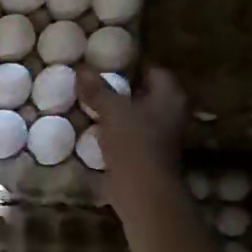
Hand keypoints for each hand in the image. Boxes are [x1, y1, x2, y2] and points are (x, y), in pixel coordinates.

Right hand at [77, 65, 188, 204]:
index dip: (131, 63)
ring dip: (115, 109)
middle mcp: (170, 111)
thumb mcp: (113, 111)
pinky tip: (93, 125)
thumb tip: (81, 69)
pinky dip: (114, 128)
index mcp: (170, 95)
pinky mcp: (146, 153)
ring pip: (135, 113)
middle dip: (120, 86)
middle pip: (144, 91)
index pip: (153, 69)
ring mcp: (159, 134)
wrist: (142, 191)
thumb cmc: (134, 143)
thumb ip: (98, 90)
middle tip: (93, 79)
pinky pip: (128, 132)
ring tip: (88, 100)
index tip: (106, 60)